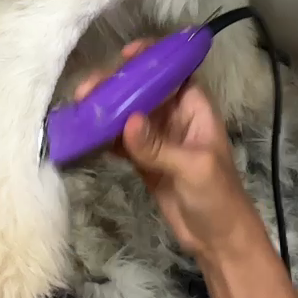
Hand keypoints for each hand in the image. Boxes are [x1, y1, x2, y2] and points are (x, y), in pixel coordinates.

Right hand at [75, 41, 264, 262]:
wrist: (218, 243)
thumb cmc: (218, 198)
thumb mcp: (193, 169)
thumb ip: (159, 146)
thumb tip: (127, 122)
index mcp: (194, 108)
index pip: (173, 71)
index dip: (152, 57)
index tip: (126, 54)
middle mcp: (173, 116)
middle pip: (142, 88)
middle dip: (116, 84)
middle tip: (88, 89)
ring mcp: (156, 137)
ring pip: (126, 112)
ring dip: (103, 107)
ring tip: (79, 105)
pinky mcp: (141, 158)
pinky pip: (118, 139)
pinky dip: (102, 134)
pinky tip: (83, 131)